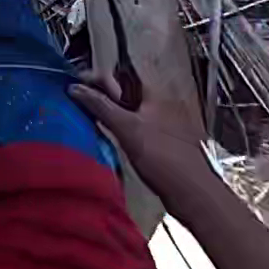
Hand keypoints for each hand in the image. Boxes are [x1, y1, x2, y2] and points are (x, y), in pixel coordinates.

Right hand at [71, 69, 214, 204]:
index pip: (120, 73)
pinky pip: (131, 127)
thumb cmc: (163, 157)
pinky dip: (116, 128)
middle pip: (123, 91)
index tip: (75, 85)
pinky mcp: (158, 144)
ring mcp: (159, 124)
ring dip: (106, 112)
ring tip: (84, 117)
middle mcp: (158, 104)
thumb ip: (100, 105)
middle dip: (99, 94)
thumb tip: (75, 88)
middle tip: (76, 101)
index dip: (97, 77)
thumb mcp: (127, 128)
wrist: (193, 194)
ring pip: (126, 110)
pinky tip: (104, 136)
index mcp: (154, 93)